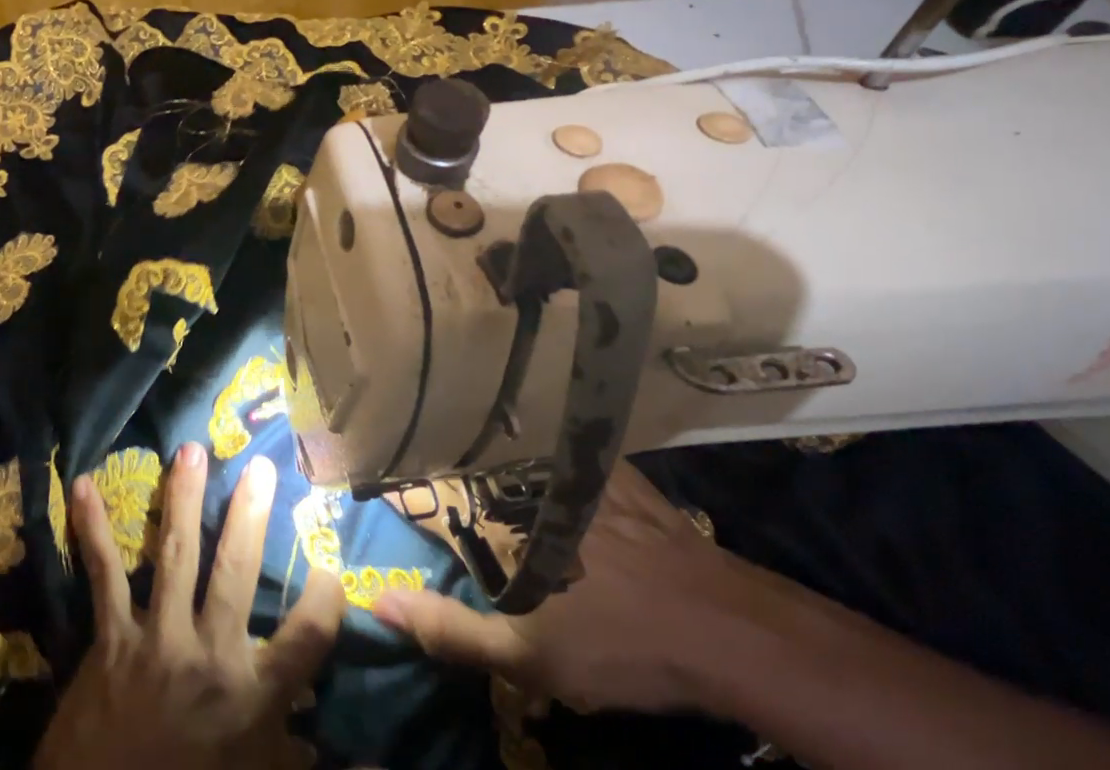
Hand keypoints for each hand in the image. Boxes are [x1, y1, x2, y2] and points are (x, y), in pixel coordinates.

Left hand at [35, 442, 344, 769]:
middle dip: (251, 516)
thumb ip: (301, 755)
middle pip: (237, 573)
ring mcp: (157, 638)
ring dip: (184, 499)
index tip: (331, 566)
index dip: (326, 600)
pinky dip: (94, 530)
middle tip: (262, 466)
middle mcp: (210, 654)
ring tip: (191, 451)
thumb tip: (366, 763)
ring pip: (176, 555)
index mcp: (254, 693)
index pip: (308, 636)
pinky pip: (104, 575)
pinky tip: (83, 487)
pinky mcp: (112, 637)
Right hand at [373, 459, 763, 714]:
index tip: (375, 487)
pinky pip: (564, 452)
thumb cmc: (622, 645)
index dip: (398, 489)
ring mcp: (580, 472)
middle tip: (418, 473)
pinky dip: (542, 453)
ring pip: (515, 452)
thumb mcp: (525, 656)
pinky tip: (540, 467)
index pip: (430, 490)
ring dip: (487, 455)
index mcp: (503, 517)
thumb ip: (448, 628)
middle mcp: (534, 481)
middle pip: (469, 462)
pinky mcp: (619, 474)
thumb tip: (373, 600)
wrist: (736, 634)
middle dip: (439, 464)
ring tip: (465, 460)